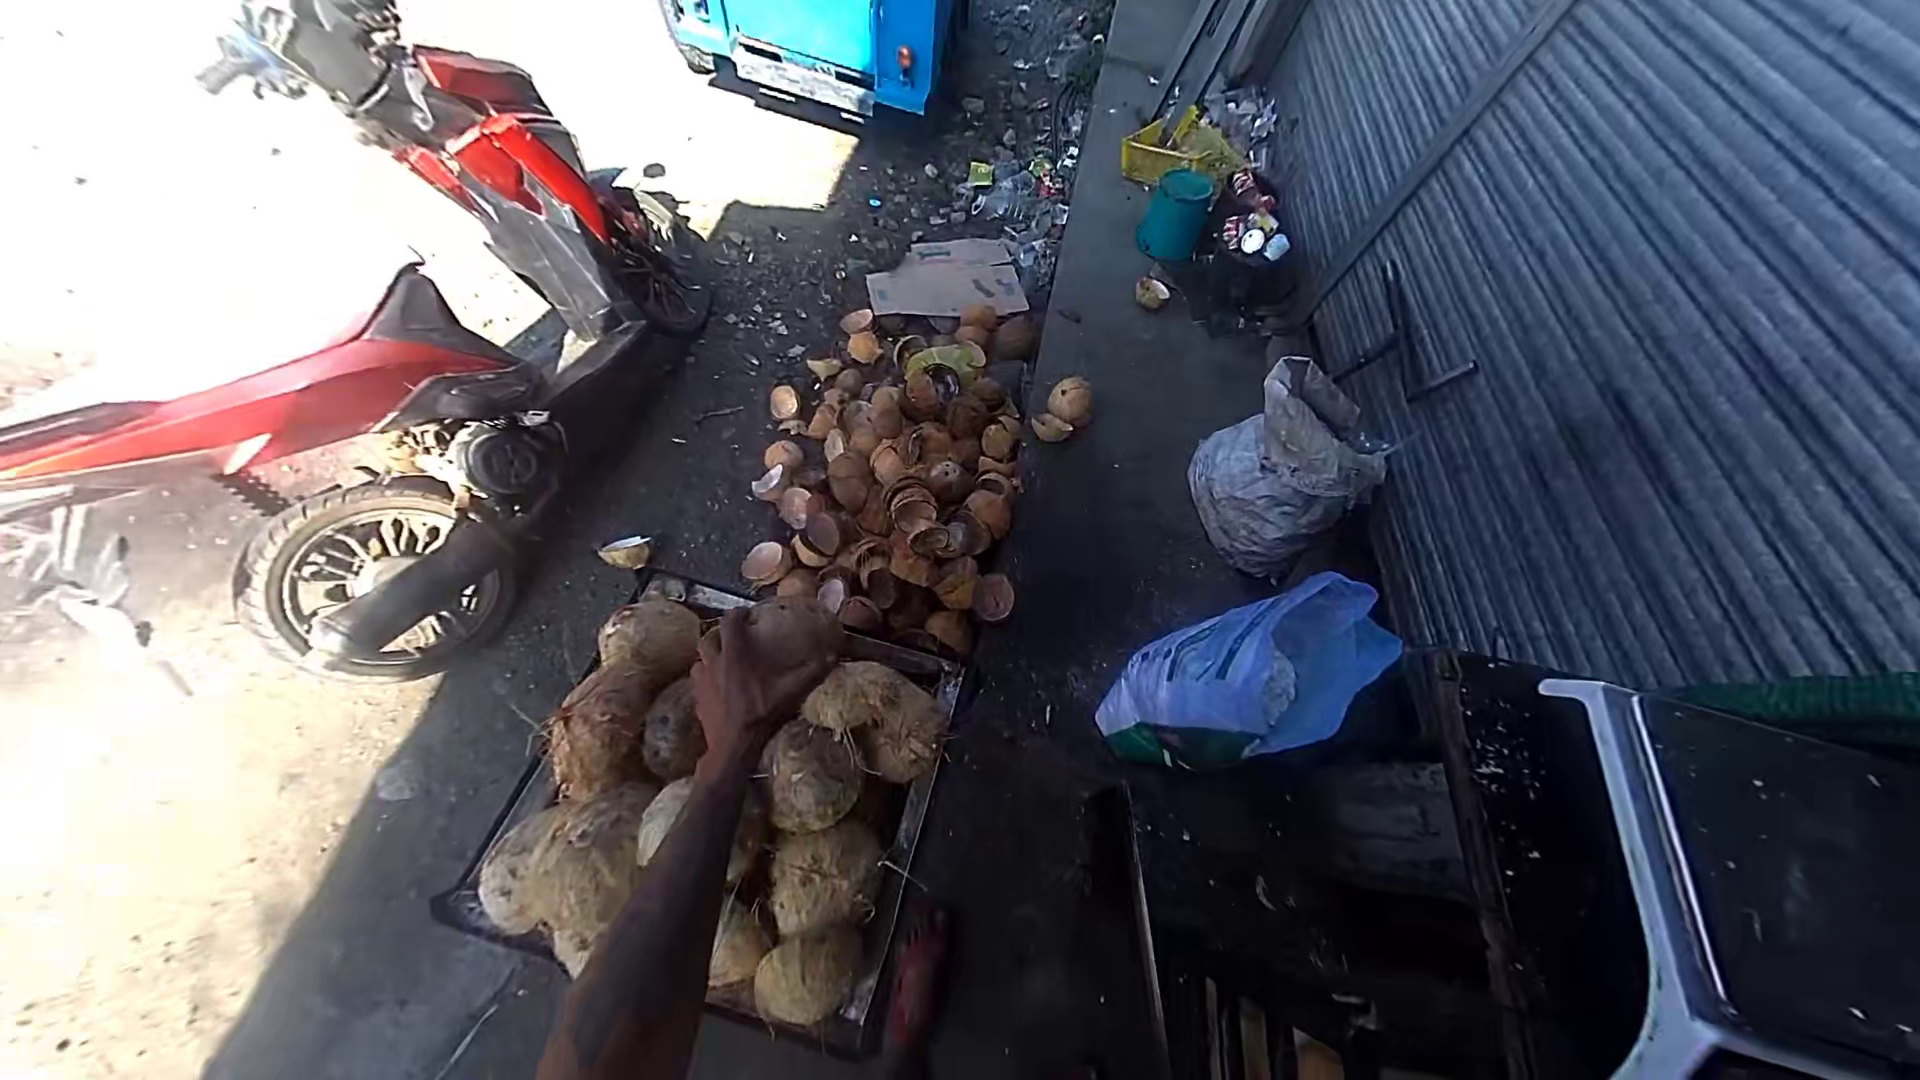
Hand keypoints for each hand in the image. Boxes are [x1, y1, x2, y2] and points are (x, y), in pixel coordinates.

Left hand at [691, 608, 833, 765]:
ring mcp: (701, 683)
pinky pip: (699, 683)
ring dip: (710, 658)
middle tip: (734, 639)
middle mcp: (713, 664)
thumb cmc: (761, 713)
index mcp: (734, 655)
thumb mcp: (791, 691)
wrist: (733, 747)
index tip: (747, 614)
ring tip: (724, 663)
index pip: (729, 622)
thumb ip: (812, 672)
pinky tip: (719, 689)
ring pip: (700, 661)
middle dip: (719, 635)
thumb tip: (833, 656)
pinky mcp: (696, 701)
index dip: (737, 613)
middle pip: (708, 639)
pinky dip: (707, 681)